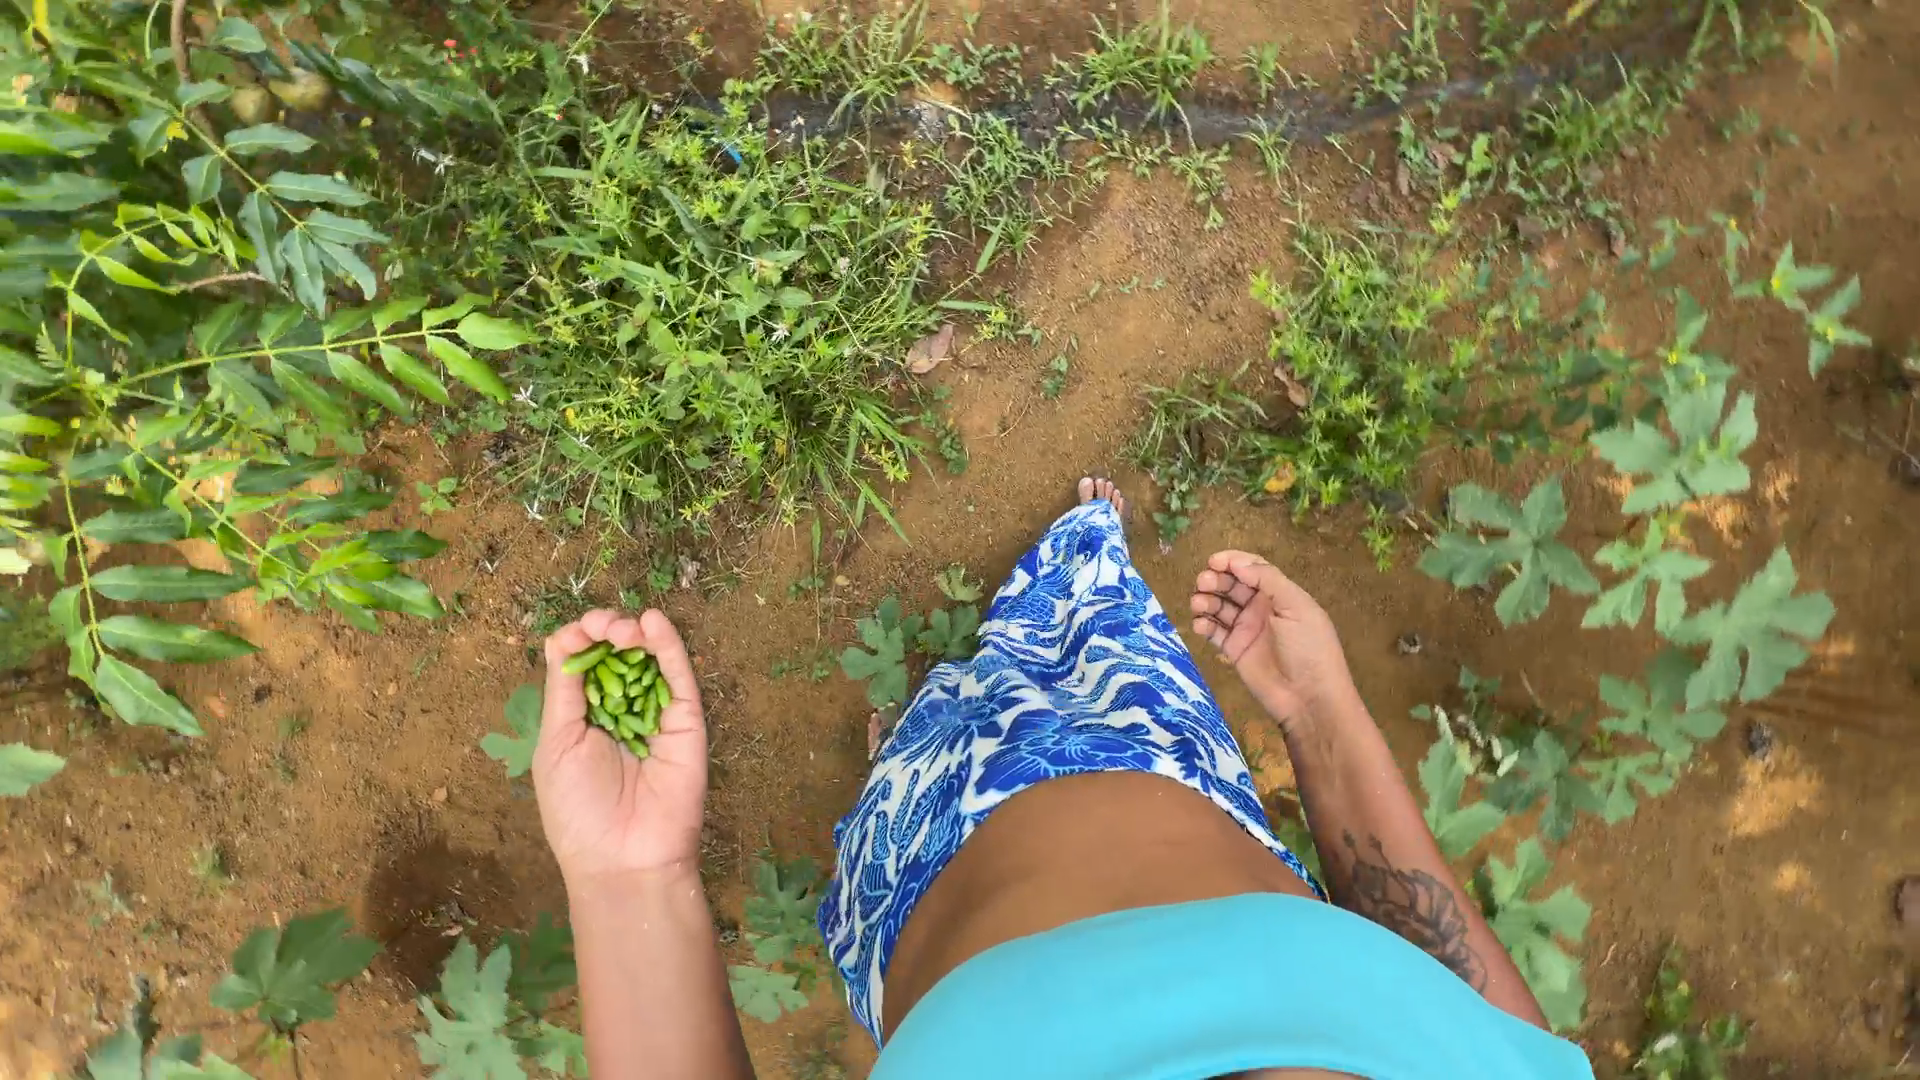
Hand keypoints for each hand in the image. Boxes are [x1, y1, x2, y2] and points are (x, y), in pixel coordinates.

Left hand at [533, 609, 706, 886]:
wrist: (623, 856)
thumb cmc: (578, 807)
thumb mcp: (557, 743)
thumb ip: (564, 689)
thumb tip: (563, 635)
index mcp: (586, 713)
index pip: (586, 661)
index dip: (581, 639)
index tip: (576, 634)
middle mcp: (623, 706)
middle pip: (619, 652)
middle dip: (608, 630)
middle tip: (602, 628)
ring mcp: (658, 709)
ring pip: (650, 657)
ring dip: (635, 632)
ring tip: (622, 628)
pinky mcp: (688, 717)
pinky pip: (679, 675)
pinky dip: (669, 644)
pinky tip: (653, 622)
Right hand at [1189, 550, 1358, 728]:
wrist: (1309, 698)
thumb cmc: (1309, 648)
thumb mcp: (1296, 608)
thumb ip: (1268, 580)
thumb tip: (1237, 563)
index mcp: (1280, 595)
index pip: (1253, 569)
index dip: (1233, 561)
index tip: (1214, 561)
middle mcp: (1261, 608)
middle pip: (1232, 585)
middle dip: (1216, 579)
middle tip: (1203, 583)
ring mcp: (1246, 629)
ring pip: (1219, 606)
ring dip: (1206, 600)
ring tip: (1199, 605)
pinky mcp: (1234, 650)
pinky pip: (1214, 631)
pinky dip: (1203, 625)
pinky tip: (1200, 625)